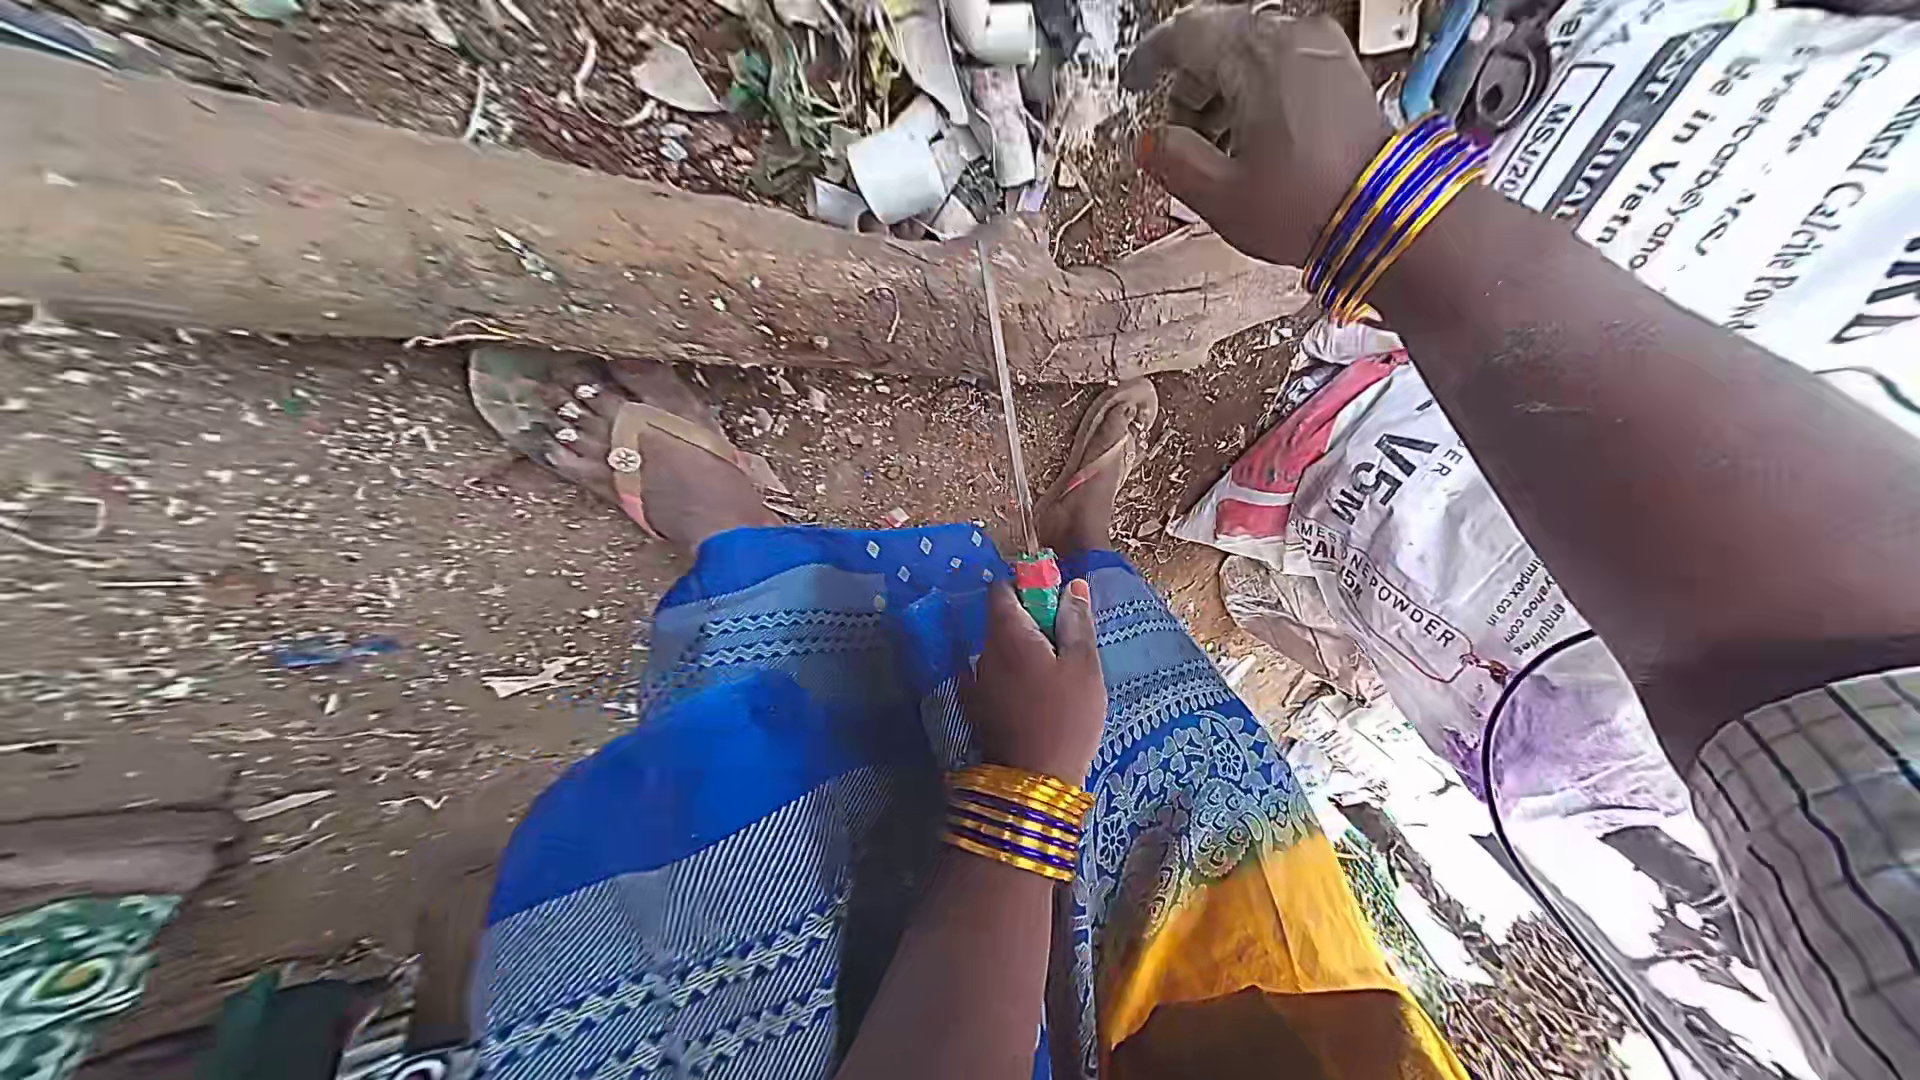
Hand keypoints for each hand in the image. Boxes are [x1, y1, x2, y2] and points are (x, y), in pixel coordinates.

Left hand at [967, 579, 1105, 782]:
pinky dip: (1013, 675)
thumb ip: (1076, 620)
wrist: (1033, 783)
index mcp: (1007, 633)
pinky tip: (1035, 695)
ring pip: (1001, 649)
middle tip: (1067, 644)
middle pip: (1002, 618)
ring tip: (1058, 675)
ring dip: (1025, 650)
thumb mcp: (1083, 665)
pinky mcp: (976, 707)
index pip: (1002, 588)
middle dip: (1033, 621)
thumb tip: (1072, 585)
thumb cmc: (1066, 717)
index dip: (1028, 586)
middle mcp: (983, 651)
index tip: (1056, 603)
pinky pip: (995, 675)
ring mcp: (975, 680)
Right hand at [1121, 7, 1391, 266]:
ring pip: (1249, 53)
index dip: (1152, 57)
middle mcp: (1293, 38)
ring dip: (1219, 93)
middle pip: (1220, 40)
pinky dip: (1251, 94)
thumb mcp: (1217, 193)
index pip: (1189, 33)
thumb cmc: (1300, 206)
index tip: (1133, 80)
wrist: (1378, 215)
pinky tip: (1246, 140)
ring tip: (1212, 148)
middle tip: (1174, 135)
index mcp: (1257, 58)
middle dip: (1188, 85)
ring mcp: (1321, 51)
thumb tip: (1148, 141)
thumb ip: (1172, 160)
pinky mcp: (1337, 72)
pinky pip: (1279, 67)